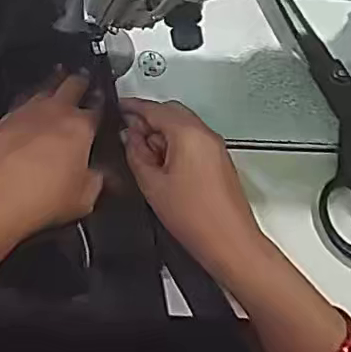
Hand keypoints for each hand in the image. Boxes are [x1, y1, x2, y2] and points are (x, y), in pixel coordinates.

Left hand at [0, 71, 104, 254]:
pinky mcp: (8, 117)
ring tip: (60, 74)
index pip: (98, 107)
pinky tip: (29, 96)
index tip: (103, 101)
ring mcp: (30, 111)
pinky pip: (22, 97)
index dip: (103, 102)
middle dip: (81, 80)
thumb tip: (98, 178)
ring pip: (46, 85)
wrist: (1, 193)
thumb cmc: (40, 194)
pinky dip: (30, 95)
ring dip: (55, 79)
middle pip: (73, 85)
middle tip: (84, 77)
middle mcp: (56, 112)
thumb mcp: (85, 196)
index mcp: (81, 127)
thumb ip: (97, 179)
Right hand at [120, 98, 267, 275]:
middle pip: (170, 111)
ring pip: (182, 125)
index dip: (132, 106)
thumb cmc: (198, 219)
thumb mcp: (150, 183)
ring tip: (146, 157)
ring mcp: (215, 147)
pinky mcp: (219, 161)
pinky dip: (176, 144)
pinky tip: (163, 168)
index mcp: (188, 134)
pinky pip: (193, 140)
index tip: (119, 107)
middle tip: (128, 134)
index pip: (154, 108)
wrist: (230, 245)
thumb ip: (135, 152)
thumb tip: (130, 137)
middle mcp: (205, 135)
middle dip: (148, 119)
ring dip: (162, 133)